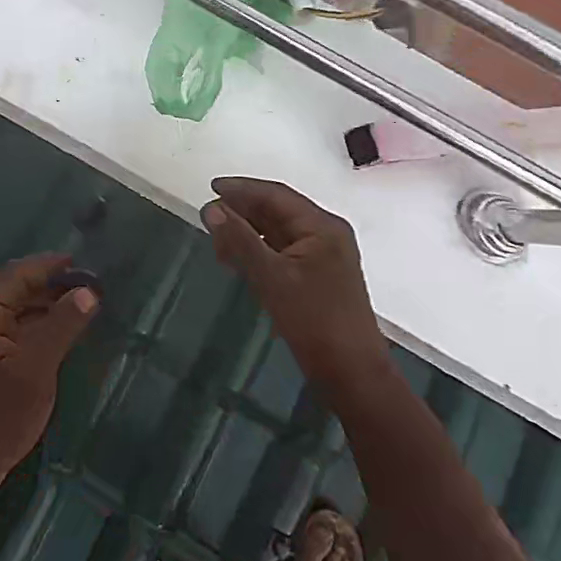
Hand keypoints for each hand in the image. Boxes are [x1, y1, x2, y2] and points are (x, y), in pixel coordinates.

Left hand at [0, 253, 98, 491]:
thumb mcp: (33, 370)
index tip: (90, 265)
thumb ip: (61, 326)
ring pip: (21, 311)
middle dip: (56, 285)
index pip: (18, 273)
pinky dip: (44, 327)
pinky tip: (68, 333)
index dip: (53, 265)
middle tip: (96, 287)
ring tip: (89, 306)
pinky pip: (20, 332)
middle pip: (19, 289)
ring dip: (52, 306)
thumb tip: (88, 291)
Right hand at [201, 177, 389, 385]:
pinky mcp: (317, 278)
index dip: (242, 189)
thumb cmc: (314, 321)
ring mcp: (323, 257)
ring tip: (216, 238)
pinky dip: (258, 251)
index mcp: (322, 226)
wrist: (352, 373)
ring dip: (248, 232)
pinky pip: (283, 253)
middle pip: (278, 211)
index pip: (277, 195)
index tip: (210, 187)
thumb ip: (240, 241)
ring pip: (279, 233)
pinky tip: (237, 259)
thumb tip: (211, 208)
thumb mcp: (272, 278)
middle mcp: (326, 235)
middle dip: (243, 211)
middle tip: (208, 215)